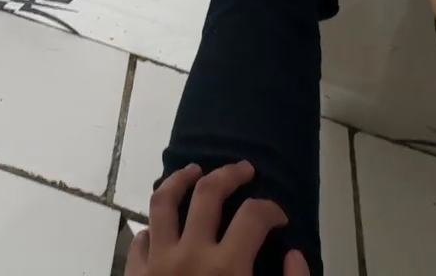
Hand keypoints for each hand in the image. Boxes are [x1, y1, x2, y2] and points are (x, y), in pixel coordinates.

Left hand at [126, 161, 310, 275]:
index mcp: (227, 268)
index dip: (272, 210)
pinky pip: (140, 239)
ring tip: (195, 170)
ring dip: (180, 179)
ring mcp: (158, 264)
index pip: (254, 217)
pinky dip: (152, 226)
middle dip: (230, 174)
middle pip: (208, 192)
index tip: (281, 217)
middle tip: (244, 169)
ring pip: (163, 199)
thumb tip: (295, 254)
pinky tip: (163, 225)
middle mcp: (190, 254)